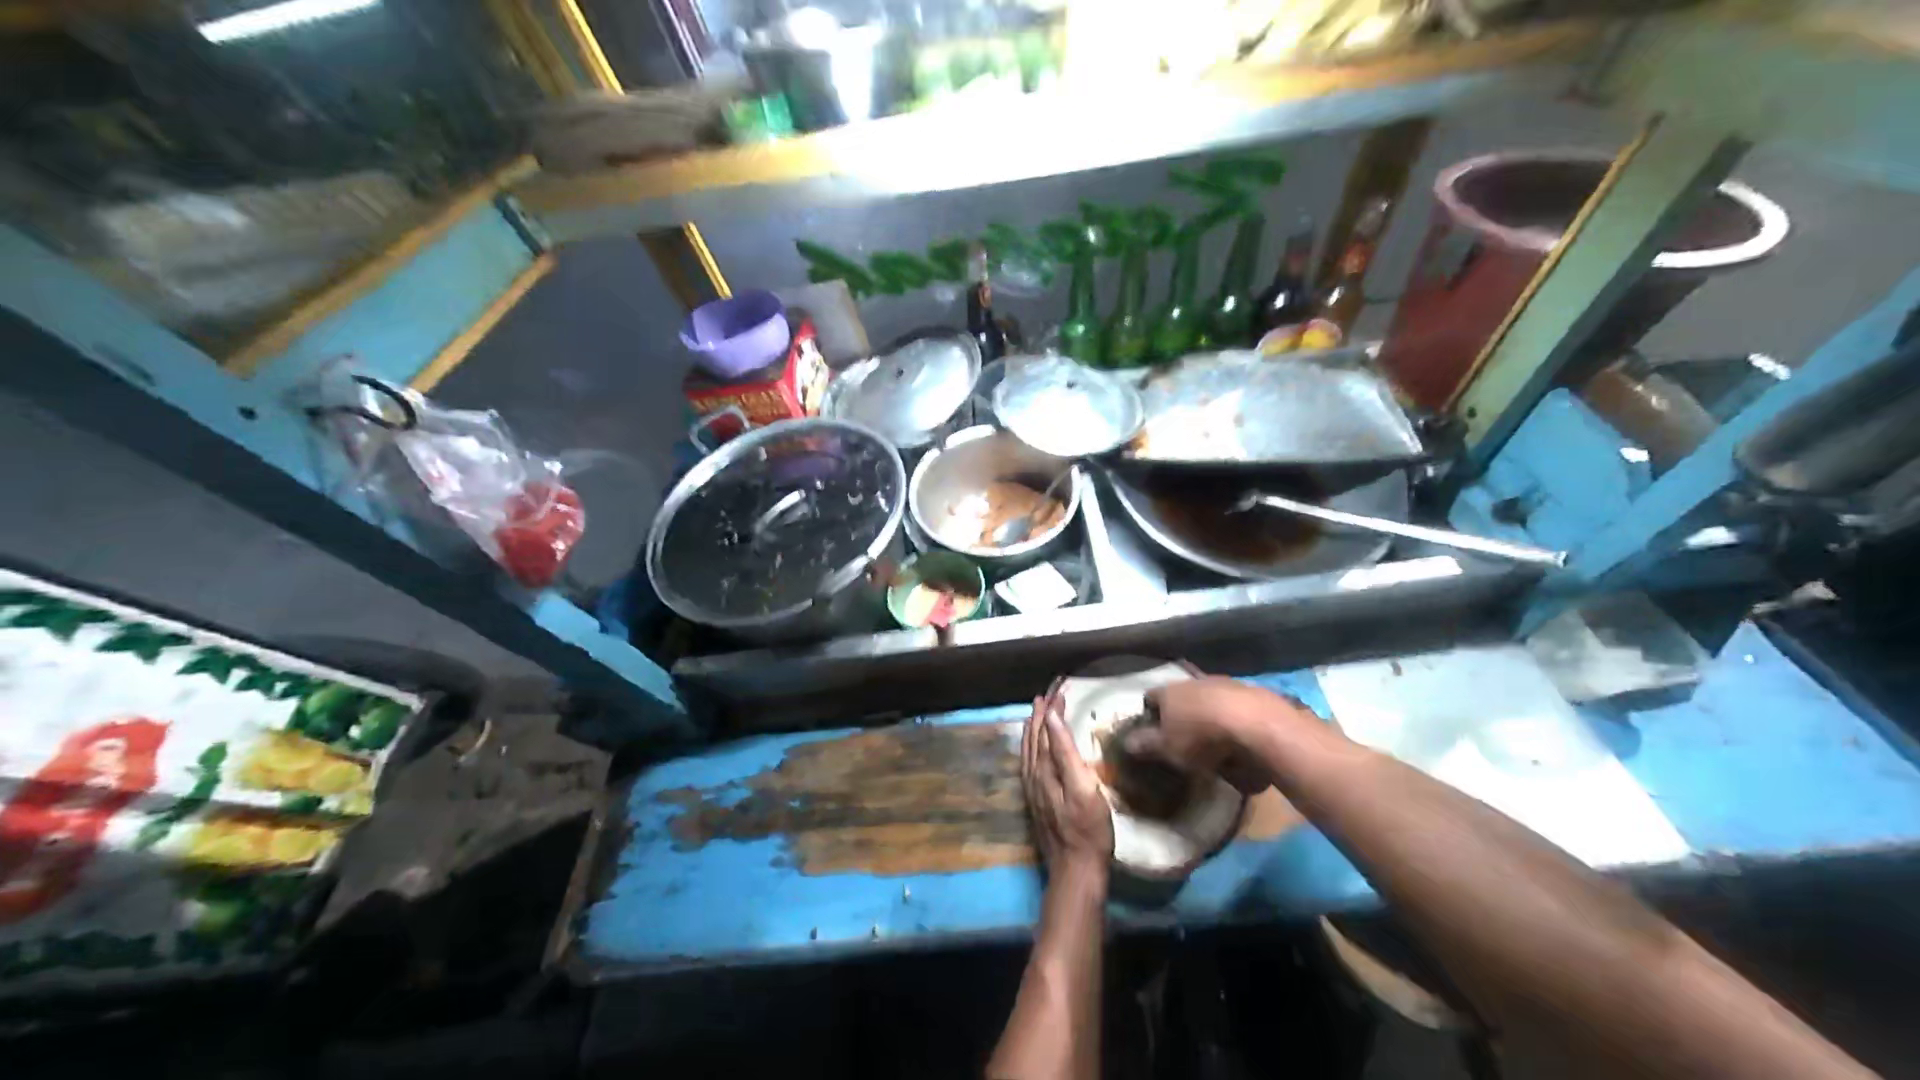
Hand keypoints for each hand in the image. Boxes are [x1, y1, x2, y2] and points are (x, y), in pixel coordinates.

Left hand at [1021, 696, 1113, 873]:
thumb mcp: (1083, 788)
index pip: (1044, 727)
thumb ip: (1065, 752)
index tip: (1060, 685)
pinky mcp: (1037, 798)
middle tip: (1050, 690)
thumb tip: (1051, 716)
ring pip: (1029, 747)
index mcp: (1043, 768)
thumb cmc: (1087, 829)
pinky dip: (1033, 744)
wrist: (1075, 870)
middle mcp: (1032, 774)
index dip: (1051, 706)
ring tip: (1039, 709)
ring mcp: (1032, 787)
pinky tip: (1038, 745)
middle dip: (1041, 711)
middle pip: (1033, 734)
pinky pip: (1030, 759)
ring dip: (1035, 725)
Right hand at [1129, 677, 1315, 793]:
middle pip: (1181, 695)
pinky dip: (1232, 718)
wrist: (1256, 724)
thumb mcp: (1167, 748)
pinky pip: (1234, 706)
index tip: (1151, 728)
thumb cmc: (1202, 737)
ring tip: (1213, 740)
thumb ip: (1146, 744)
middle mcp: (1193, 681)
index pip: (1150, 696)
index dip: (1149, 711)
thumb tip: (1126, 742)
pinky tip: (1238, 737)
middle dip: (1181, 712)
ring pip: (1209, 698)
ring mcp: (1224, 683)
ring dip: (1208, 714)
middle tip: (1183, 737)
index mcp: (1169, 691)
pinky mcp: (1251, 692)